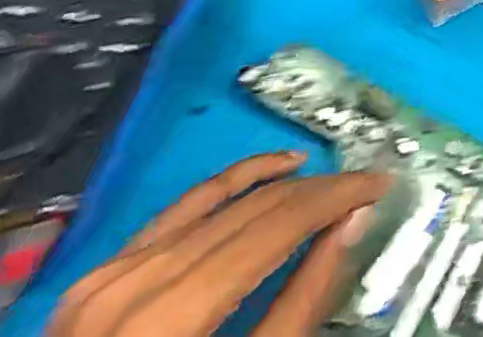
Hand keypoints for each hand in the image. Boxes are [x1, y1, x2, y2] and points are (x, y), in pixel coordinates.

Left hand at [48, 152, 387, 336]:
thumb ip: (302, 302)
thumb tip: (353, 222)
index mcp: (173, 314)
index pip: (279, 224)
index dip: (338, 197)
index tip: (383, 184)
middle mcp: (139, 279)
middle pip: (255, 208)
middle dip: (320, 191)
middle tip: (368, 186)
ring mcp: (111, 272)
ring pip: (223, 199)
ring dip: (287, 186)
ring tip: (333, 183)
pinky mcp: (98, 274)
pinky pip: (180, 209)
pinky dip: (233, 182)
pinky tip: (276, 168)